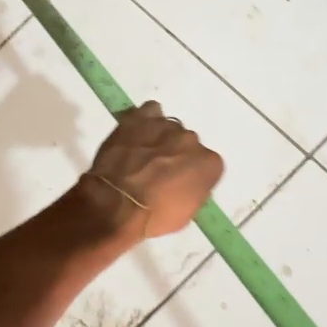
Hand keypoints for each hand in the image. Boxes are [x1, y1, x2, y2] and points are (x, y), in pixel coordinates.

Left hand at [81, 101, 223, 238]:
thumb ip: (195, 189)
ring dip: (159, 138)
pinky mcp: (139, 117)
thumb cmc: (155, 215)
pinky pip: (150, 111)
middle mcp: (191, 139)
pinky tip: (137, 132)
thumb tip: (187, 180)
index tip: (180, 183)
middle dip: (176, 154)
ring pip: (168, 128)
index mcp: (209, 163)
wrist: (117, 202)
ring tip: (143, 153)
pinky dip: (145, 119)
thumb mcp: (187, 213)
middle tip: (159, 169)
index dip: (192, 174)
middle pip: (187, 144)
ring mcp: (165, 125)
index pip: (207, 165)